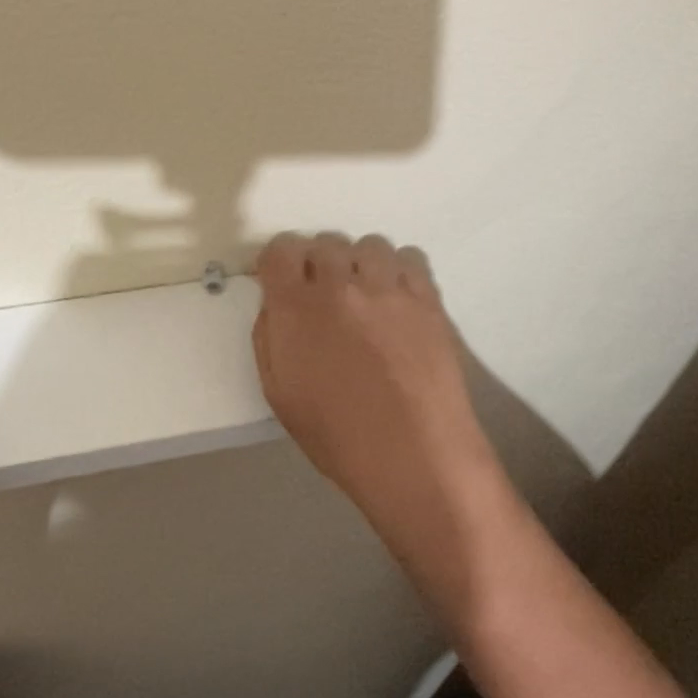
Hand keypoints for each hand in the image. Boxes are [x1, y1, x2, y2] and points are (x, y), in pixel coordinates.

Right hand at [252, 232, 498, 512]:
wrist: (413, 454)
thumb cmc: (337, 436)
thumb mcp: (279, 396)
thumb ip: (270, 339)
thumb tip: (276, 306)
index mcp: (296, 308)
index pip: (280, 250)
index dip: (277, 263)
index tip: (281, 282)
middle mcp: (341, 284)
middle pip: (324, 243)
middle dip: (318, 264)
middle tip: (323, 299)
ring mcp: (389, 288)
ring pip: (368, 246)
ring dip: (359, 264)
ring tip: (364, 298)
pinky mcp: (428, 299)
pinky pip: (409, 258)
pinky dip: (397, 270)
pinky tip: (396, 302)